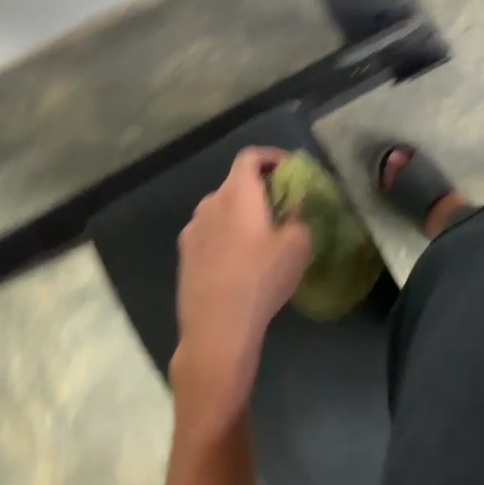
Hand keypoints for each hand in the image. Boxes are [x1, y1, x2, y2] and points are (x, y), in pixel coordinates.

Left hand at [170, 146, 311, 434]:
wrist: (217, 328)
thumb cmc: (261, 277)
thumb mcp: (297, 244)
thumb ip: (298, 216)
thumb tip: (294, 204)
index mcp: (237, 194)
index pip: (250, 157)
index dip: (272, 156)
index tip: (290, 169)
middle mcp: (209, 204)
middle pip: (235, 183)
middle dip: (261, 187)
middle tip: (284, 204)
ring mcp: (192, 231)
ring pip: (222, 209)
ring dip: (243, 212)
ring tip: (264, 234)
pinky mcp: (185, 256)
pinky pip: (211, 232)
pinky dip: (228, 233)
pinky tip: (242, 260)